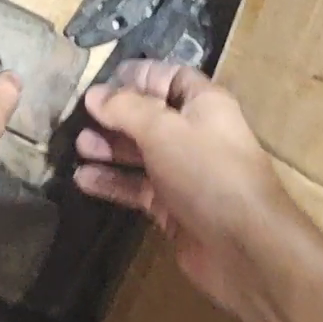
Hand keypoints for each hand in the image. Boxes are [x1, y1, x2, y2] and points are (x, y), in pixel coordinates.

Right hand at [73, 59, 308, 321]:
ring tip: (79, 148)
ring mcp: (184, 174)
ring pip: (140, 154)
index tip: (101, 81)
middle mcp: (196, 135)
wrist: (243, 245)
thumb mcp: (162, 129)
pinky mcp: (173, 208)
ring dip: (109, 149)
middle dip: (115, 116)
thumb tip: (94, 94)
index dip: (138, 76)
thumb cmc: (206, 172)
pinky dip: (112, 182)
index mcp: (204, 105)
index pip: (170, 77)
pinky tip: (83, 180)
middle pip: (150, 117)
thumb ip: (125, 108)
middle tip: (80, 119)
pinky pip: (137, 188)